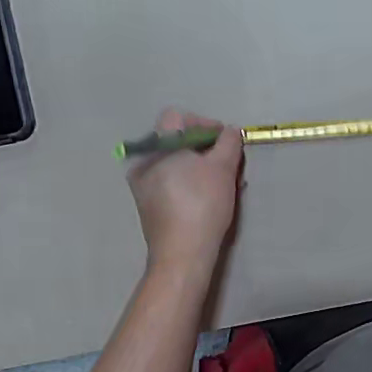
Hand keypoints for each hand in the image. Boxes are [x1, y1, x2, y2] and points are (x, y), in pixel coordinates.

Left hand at [127, 110, 244, 269]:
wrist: (182, 254)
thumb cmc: (202, 204)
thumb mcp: (224, 167)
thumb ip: (229, 142)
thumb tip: (230, 131)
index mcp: (157, 146)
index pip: (177, 117)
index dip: (203, 122)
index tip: (223, 140)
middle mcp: (143, 160)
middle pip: (176, 140)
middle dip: (205, 147)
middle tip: (227, 161)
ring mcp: (141, 184)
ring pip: (174, 162)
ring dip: (199, 165)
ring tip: (222, 181)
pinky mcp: (146, 204)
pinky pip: (168, 181)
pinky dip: (187, 181)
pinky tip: (207, 197)